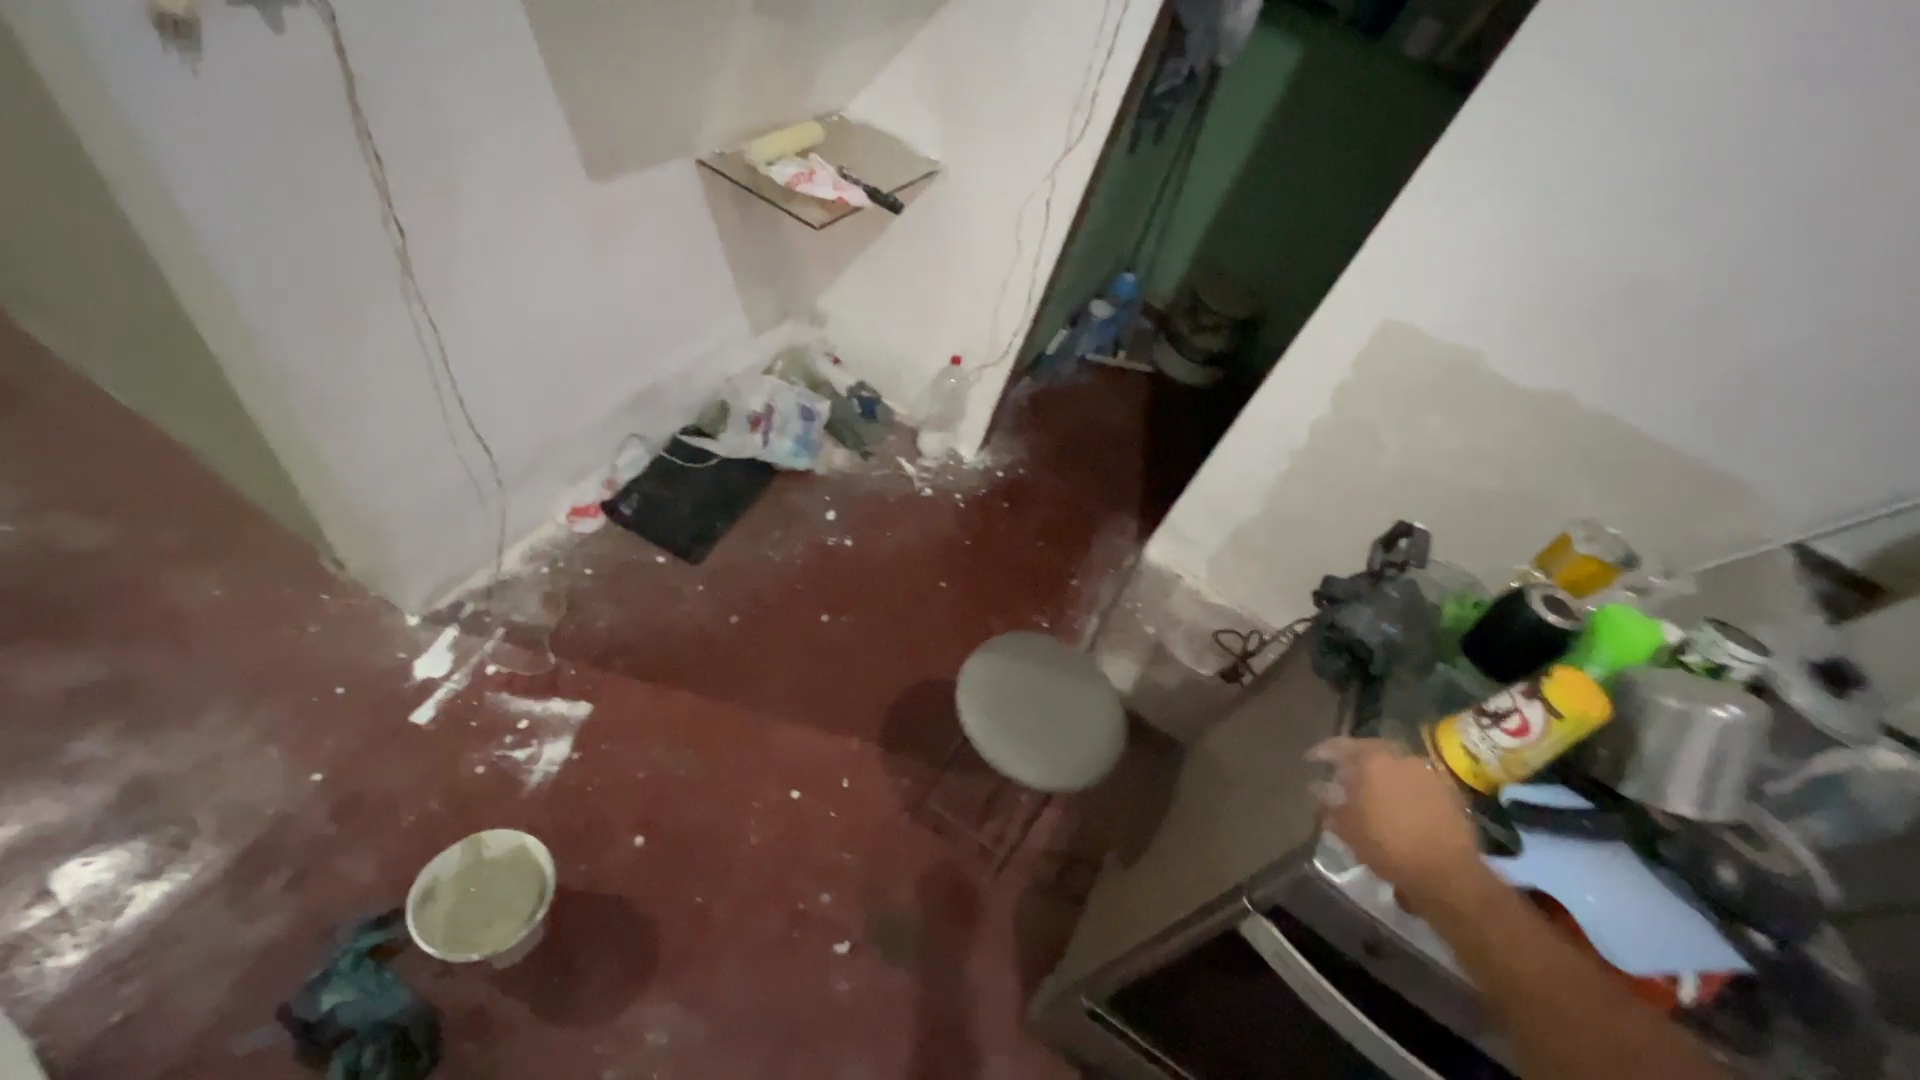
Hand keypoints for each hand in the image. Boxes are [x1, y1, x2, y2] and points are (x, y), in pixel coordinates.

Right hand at [1307, 737, 1483, 905]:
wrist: (1446, 872)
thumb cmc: (1387, 846)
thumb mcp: (1347, 827)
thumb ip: (1329, 802)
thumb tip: (1317, 786)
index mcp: (1372, 760)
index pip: (1339, 746)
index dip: (1321, 752)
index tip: (1309, 759)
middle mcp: (1401, 757)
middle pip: (1370, 751)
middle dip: (1353, 760)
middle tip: (1340, 773)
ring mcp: (1428, 772)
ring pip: (1395, 764)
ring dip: (1379, 773)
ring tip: (1368, 790)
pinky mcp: (1448, 791)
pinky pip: (1415, 780)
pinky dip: (1401, 786)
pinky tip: (1395, 803)